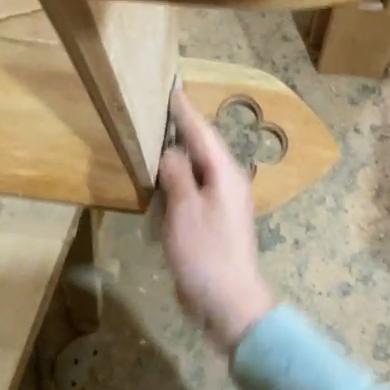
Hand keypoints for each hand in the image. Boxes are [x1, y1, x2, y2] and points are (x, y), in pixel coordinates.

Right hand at [157, 90, 277, 355]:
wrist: (229, 302)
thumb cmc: (206, 254)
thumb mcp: (184, 210)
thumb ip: (177, 175)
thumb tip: (171, 152)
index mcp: (226, 175)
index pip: (202, 132)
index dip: (185, 111)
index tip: (173, 87)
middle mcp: (230, 183)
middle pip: (203, 148)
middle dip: (183, 128)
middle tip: (162, 107)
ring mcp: (225, 204)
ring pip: (200, 169)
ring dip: (180, 154)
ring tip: (160, 136)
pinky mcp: (216, 223)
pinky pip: (197, 189)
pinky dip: (180, 179)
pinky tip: (165, 180)